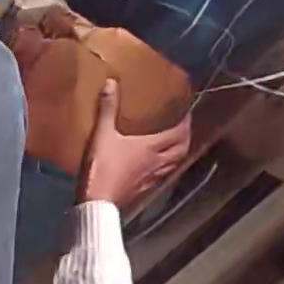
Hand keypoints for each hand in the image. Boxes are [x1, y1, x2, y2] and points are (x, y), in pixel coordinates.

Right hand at [79, 79, 191, 208]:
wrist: (97, 201)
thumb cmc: (102, 167)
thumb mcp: (102, 134)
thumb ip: (108, 109)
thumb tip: (112, 82)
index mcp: (151, 147)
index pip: (178, 133)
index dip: (185, 122)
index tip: (186, 112)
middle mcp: (157, 162)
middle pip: (181, 149)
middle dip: (185, 138)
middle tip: (182, 130)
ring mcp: (151, 178)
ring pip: (174, 164)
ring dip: (177, 154)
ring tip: (173, 147)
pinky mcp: (142, 191)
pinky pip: (161, 177)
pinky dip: (164, 169)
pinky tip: (155, 168)